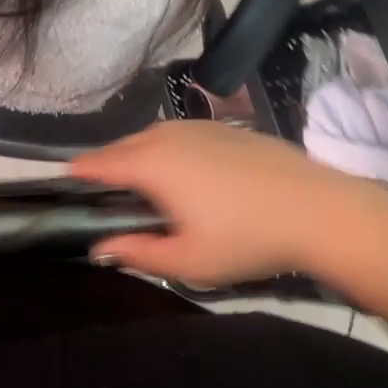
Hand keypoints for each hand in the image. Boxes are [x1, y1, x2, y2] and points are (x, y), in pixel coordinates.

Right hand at [70, 121, 387, 285]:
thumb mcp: (190, 261)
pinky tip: (191, 179)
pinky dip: (169, 152)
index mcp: (149, 163)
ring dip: (139, 159)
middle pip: (119, 147)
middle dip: (107, 168)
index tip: (68, 190)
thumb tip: (99, 249)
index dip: (77, 176)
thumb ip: (138, 252)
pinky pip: (178, 136)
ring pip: (149, 139)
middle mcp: (163, 135)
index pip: (95, 163)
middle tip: (109, 199)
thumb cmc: (247, 238)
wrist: (319, 209)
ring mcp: (195, 126)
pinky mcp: (222, 127)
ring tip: (149, 190)